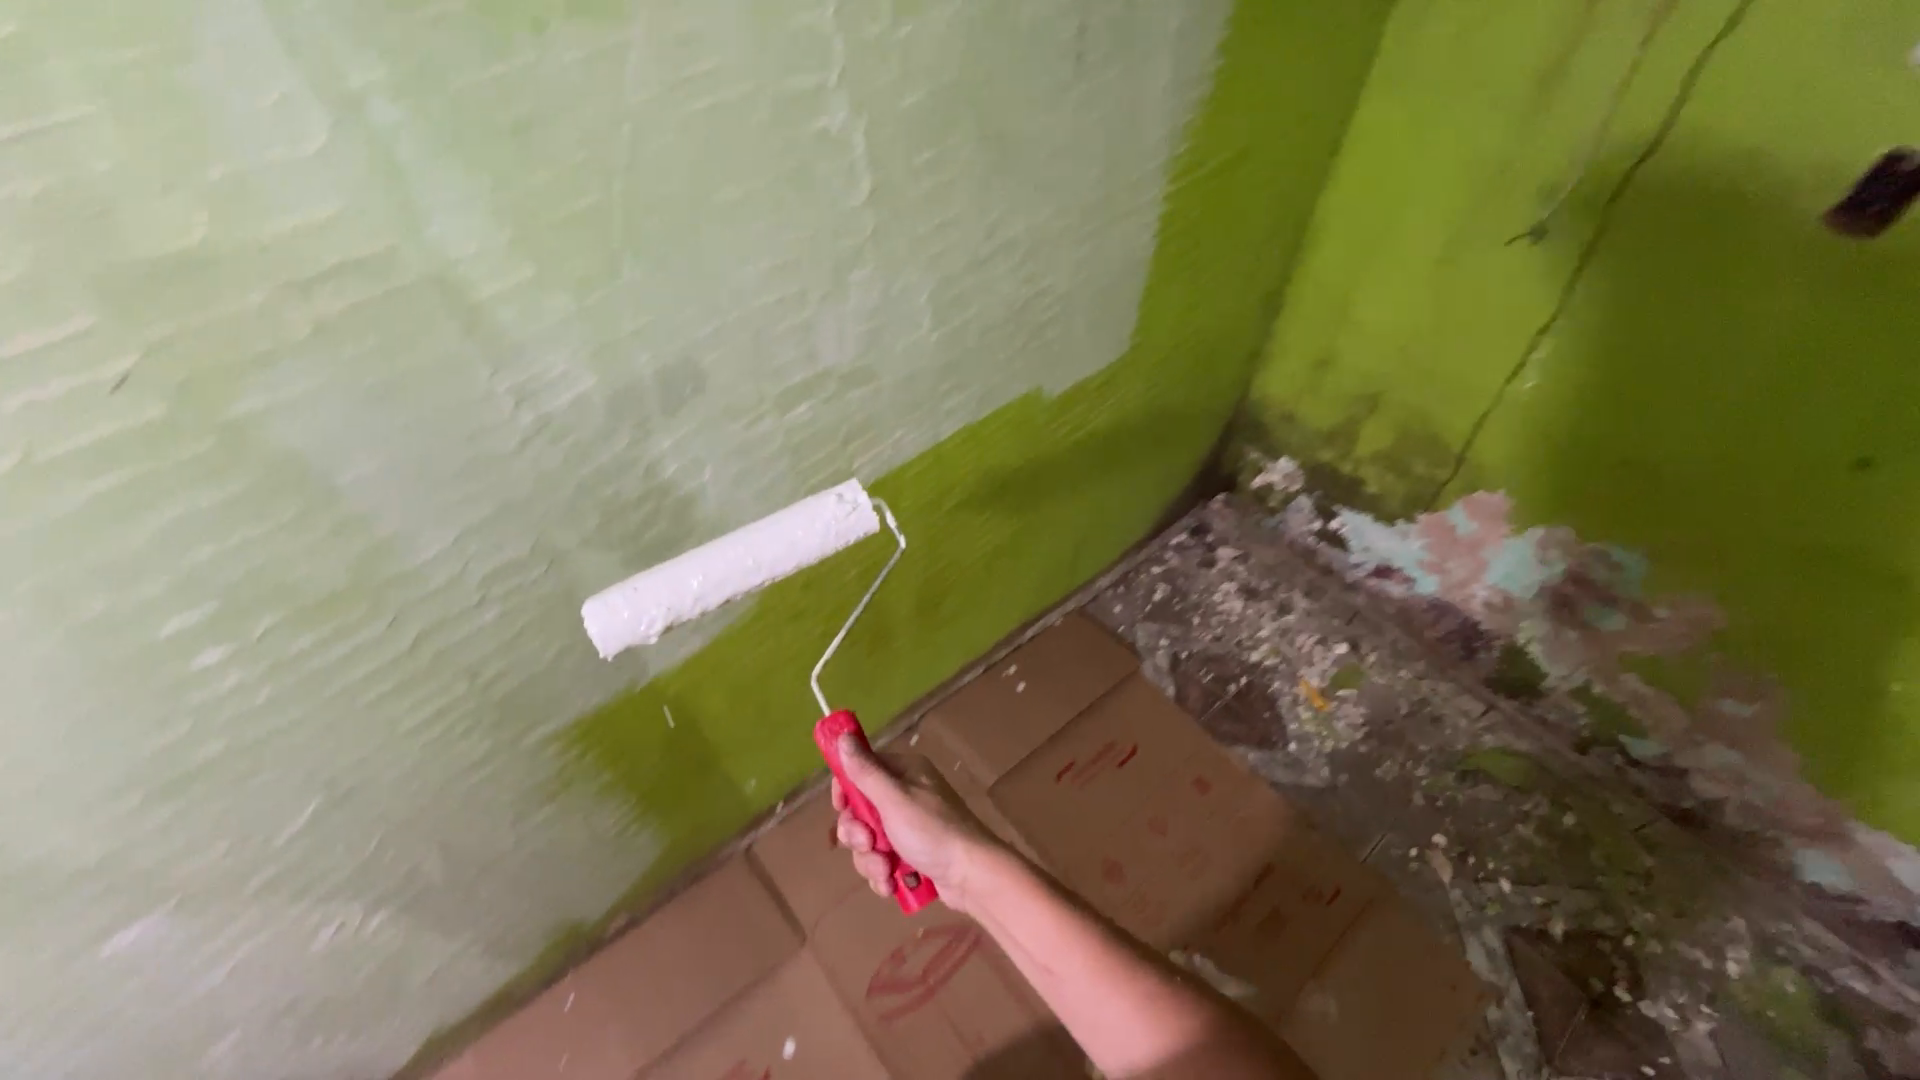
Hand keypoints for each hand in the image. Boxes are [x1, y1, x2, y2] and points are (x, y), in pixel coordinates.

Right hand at [832, 734, 996, 912]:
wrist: (971, 876)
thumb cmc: (933, 831)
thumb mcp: (895, 799)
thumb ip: (866, 771)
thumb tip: (843, 735)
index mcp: (905, 773)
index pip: (862, 770)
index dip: (846, 790)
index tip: (841, 807)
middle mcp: (905, 796)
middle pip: (860, 810)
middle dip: (858, 834)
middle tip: (868, 843)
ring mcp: (908, 827)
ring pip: (867, 841)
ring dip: (870, 860)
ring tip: (886, 871)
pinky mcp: (910, 855)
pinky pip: (881, 861)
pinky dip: (883, 874)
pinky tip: (892, 884)